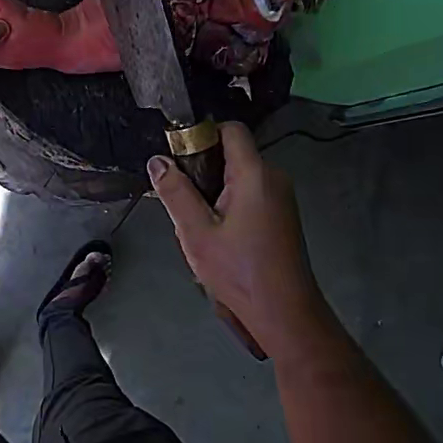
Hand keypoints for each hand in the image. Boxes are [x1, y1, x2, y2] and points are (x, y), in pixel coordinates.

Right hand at [148, 123, 329, 353]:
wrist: (284, 312)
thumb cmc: (240, 272)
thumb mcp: (196, 233)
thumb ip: (176, 193)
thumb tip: (158, 161)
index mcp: (255, 174)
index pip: (230, 129)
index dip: (203, 135)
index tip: (181, 160)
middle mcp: (274, 178)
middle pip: (233, 155)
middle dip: (204, 173)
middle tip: (186, 207)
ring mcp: (282, 197)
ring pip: (239, 179)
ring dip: (215, 195)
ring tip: (201, 229)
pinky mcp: (283, 215)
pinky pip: (250, 196)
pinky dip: (230, 208)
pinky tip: (220, 239)